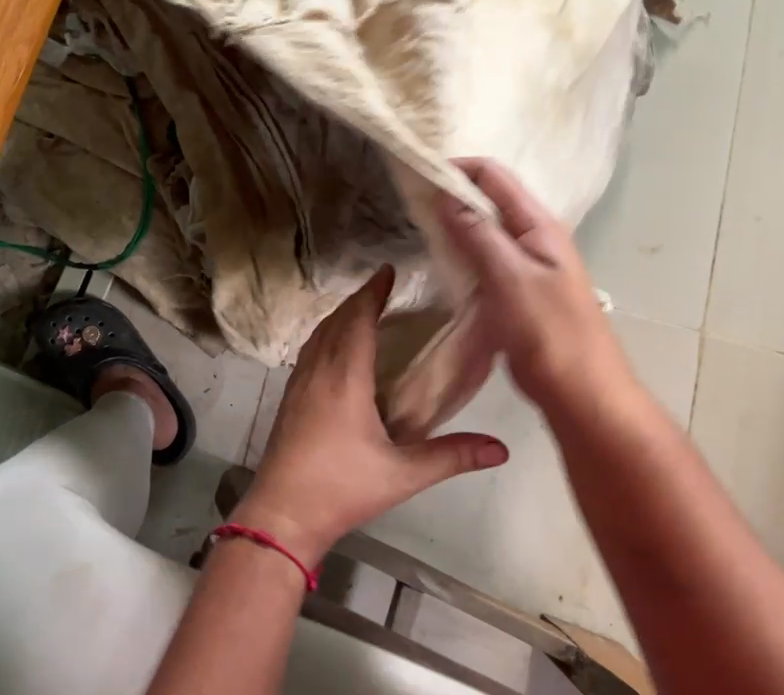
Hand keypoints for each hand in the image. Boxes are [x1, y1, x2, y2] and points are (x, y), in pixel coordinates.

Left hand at [235, 266, 508, 565]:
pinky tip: (336, 351)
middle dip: (358, 299)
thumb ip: (451, 456)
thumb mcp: (402, 474)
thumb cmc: (341, 487)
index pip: (359, 320)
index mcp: (344, 377)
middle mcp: (317, 371)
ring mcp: (298, 384)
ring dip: (339, 317)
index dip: (373, 292)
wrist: (283, 512)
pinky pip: (308, 352)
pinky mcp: (289, 399)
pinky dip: (325, 337)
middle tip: (383, 287)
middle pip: (336, 321)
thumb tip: (501, 448)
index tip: (387, 270)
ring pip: (318, 335)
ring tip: (362, 311)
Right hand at [435, 158, 633, 411]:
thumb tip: (444, 193)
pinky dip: (459, 251)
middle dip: (449, 193)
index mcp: (539, 225)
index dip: (455, 168)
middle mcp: (534, 237)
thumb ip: (477, 234)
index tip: (415, 176)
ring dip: (452, 223)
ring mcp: (526, 264)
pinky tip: (438, 261)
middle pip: (488, 198)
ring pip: (483, 228)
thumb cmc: (550, 333)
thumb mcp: (509, 278)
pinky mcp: (516, 290)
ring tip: (416, 227)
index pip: (493, 175)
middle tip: (409, 202)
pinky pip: (482, 258)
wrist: (583, 395)